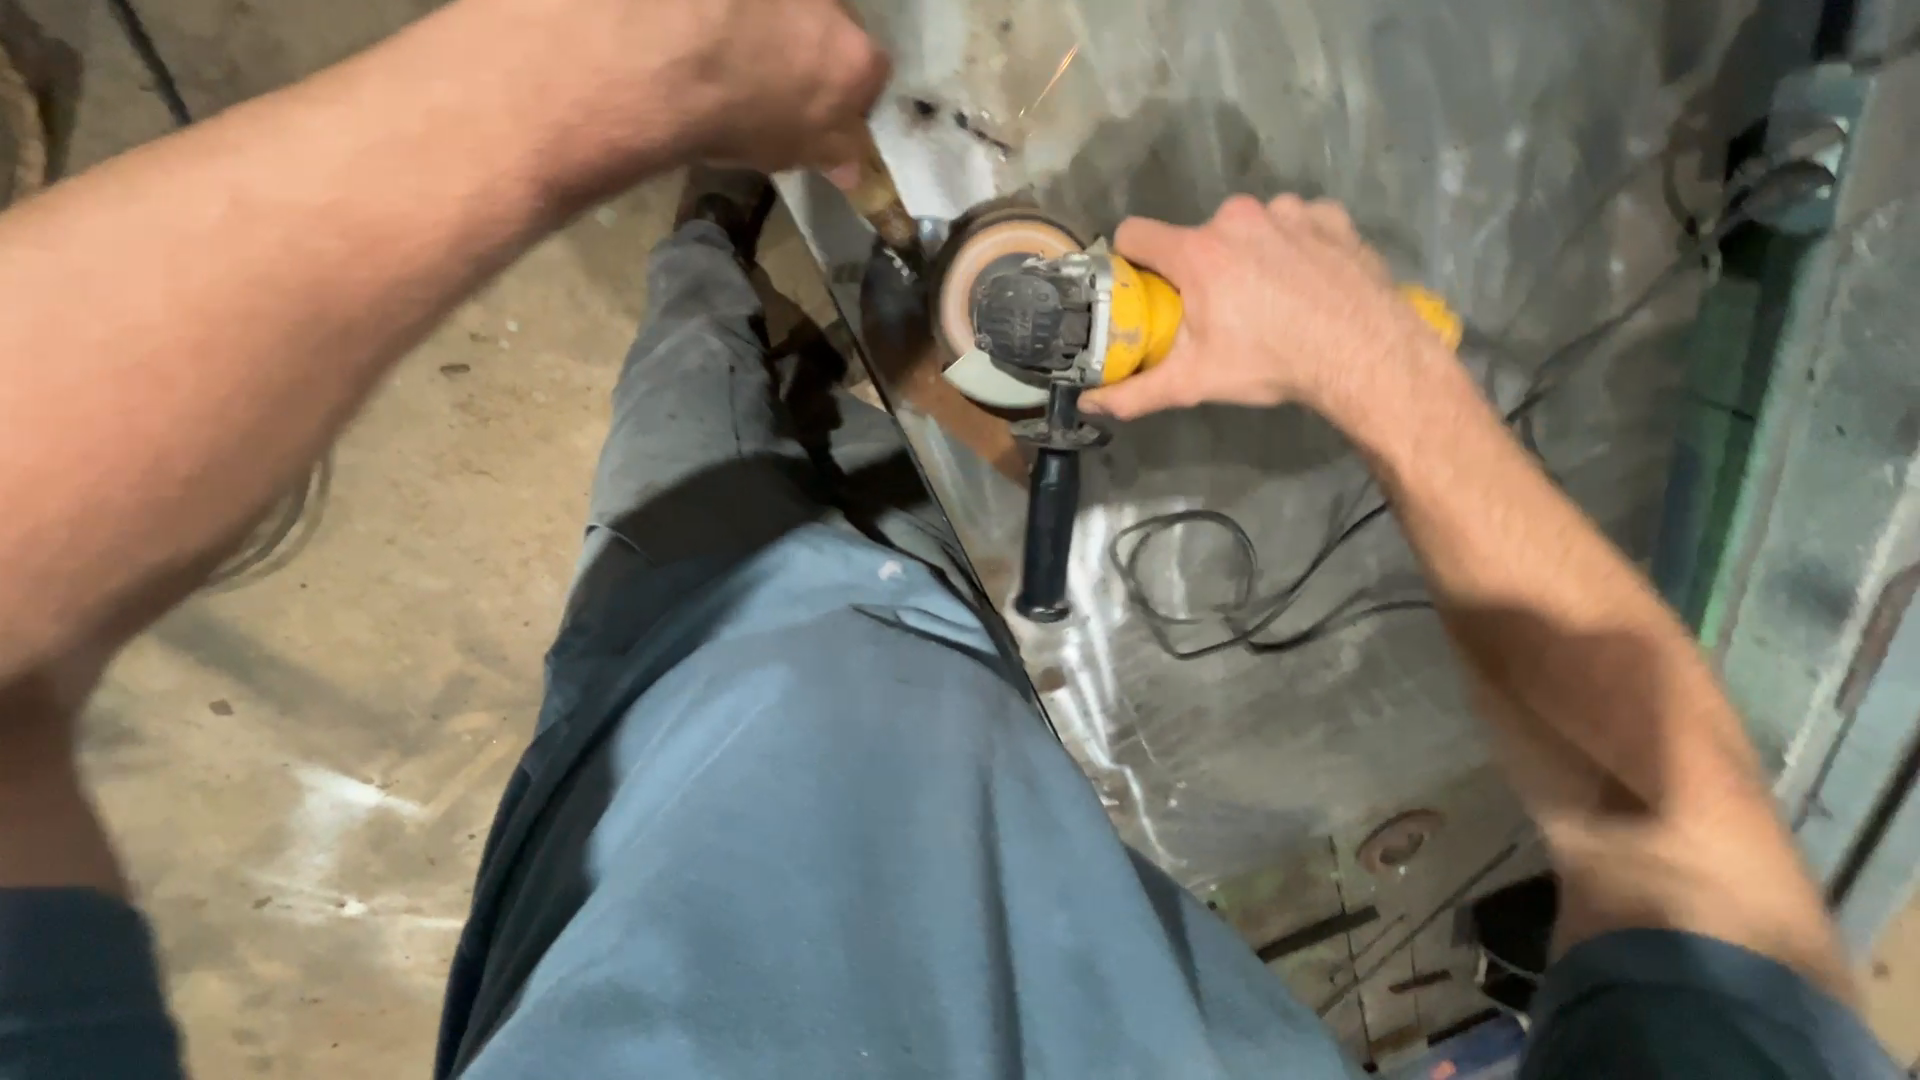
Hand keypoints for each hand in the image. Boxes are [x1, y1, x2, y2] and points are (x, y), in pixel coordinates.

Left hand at [499, 0, 889, 190]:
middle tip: (773, 71)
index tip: (822, 108)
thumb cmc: (738, 118)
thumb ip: (833, 154)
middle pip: (834, 22)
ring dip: (772, 17)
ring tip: (730, 41)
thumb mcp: (791, 154)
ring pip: (789, 3)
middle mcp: (832, 2)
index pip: (873, 75)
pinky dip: (732, 7)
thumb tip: (852, 168)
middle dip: (811, 44)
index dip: (848, 93)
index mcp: (856, 60)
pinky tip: (705, 21)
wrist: (659, 56)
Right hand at [1082, 195, 1453, 421]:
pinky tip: (1306, 282)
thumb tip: (1087, 404)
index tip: (1143, 287)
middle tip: (1217, 311)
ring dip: (1247, 255)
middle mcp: (1238, 217)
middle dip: (1199, 268)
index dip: (1131, 260)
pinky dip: (1293, 247)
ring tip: (1268, 298)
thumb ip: (1135, 393)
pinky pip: (1295, 224)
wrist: (1364, 353)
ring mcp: (1288, 210)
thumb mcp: (1194, 383)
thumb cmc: (1270, 363)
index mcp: (1197, 252)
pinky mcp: (1329, 215)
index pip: (1135, 233)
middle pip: (1196, 236)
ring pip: (1247, 229)